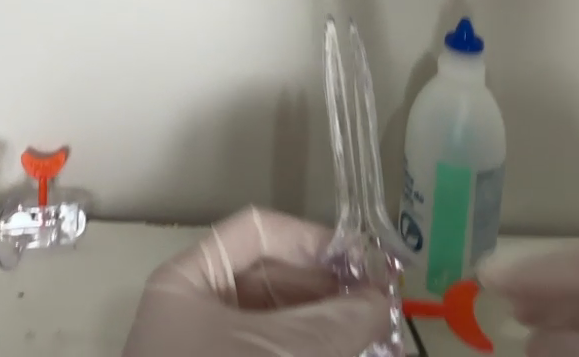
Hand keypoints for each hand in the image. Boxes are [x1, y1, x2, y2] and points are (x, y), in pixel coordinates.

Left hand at [123, 207, 392, 356]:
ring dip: (332, 328)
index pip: (258, 233)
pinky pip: (282, 355)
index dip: (312, 239)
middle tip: (387, 306)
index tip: (367, 262)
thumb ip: (334, 319)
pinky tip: (357, 355)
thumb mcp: (281, 351)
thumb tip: (382, 298)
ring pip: (284, 326)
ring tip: (383, 337)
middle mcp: (201, 312)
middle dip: (332, 292)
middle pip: (275, 281)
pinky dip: (320, 353)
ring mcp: (217, 352)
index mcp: (191, 282)